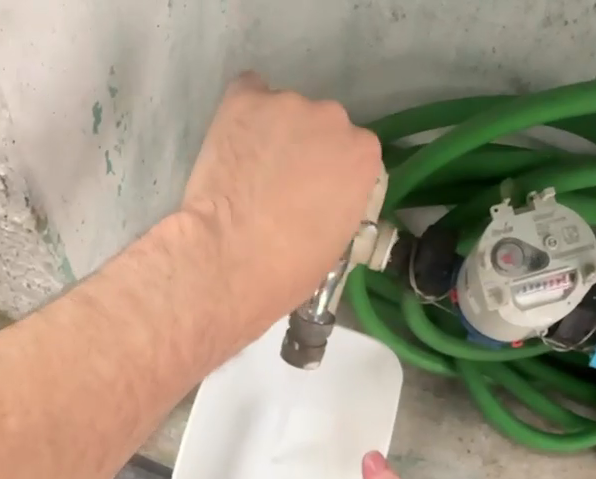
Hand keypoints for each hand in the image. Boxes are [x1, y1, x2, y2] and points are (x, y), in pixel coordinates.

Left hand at [178, 73, 381, 342]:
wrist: (231, 260)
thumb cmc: (289, 268)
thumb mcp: (336, 241)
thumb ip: (338, 203)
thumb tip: (319, 200)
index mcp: (363, 155)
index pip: (352, 152)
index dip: (329, 173)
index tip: (312, 193)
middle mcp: (333, 118)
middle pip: (320, 127)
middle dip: (302, 151)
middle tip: (276, 185)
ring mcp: (288, 104)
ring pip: (283, 113)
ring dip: (271, 134)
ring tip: (247, 172)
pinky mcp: (245, 100)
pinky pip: (248, 93)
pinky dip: (242, 114)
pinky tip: (232, 143)